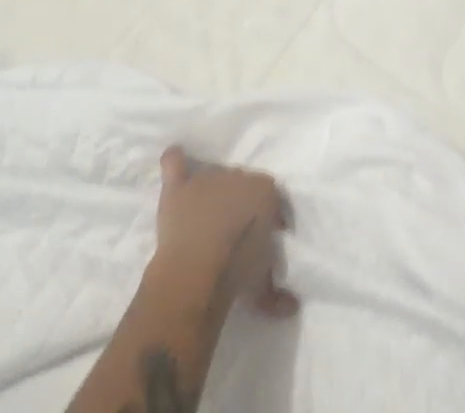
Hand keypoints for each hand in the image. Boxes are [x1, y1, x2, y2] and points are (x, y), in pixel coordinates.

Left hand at [152, 146, 298, 316]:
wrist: (198, 270)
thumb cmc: (238, 270)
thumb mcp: (263, 284)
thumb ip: (276, 293)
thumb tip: (291, 308)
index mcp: (267, 190)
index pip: (272, 198)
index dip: (268, 218)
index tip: (264, 237)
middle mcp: (239, 176)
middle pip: (242, 185)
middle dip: (240, 203)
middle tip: (234, 231)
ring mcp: (205, 180)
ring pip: (212, 177)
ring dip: (212, 191)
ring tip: (208, 214)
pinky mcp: (177, 188)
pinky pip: (174, 164)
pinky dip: (174, 159)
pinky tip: (174, 155)